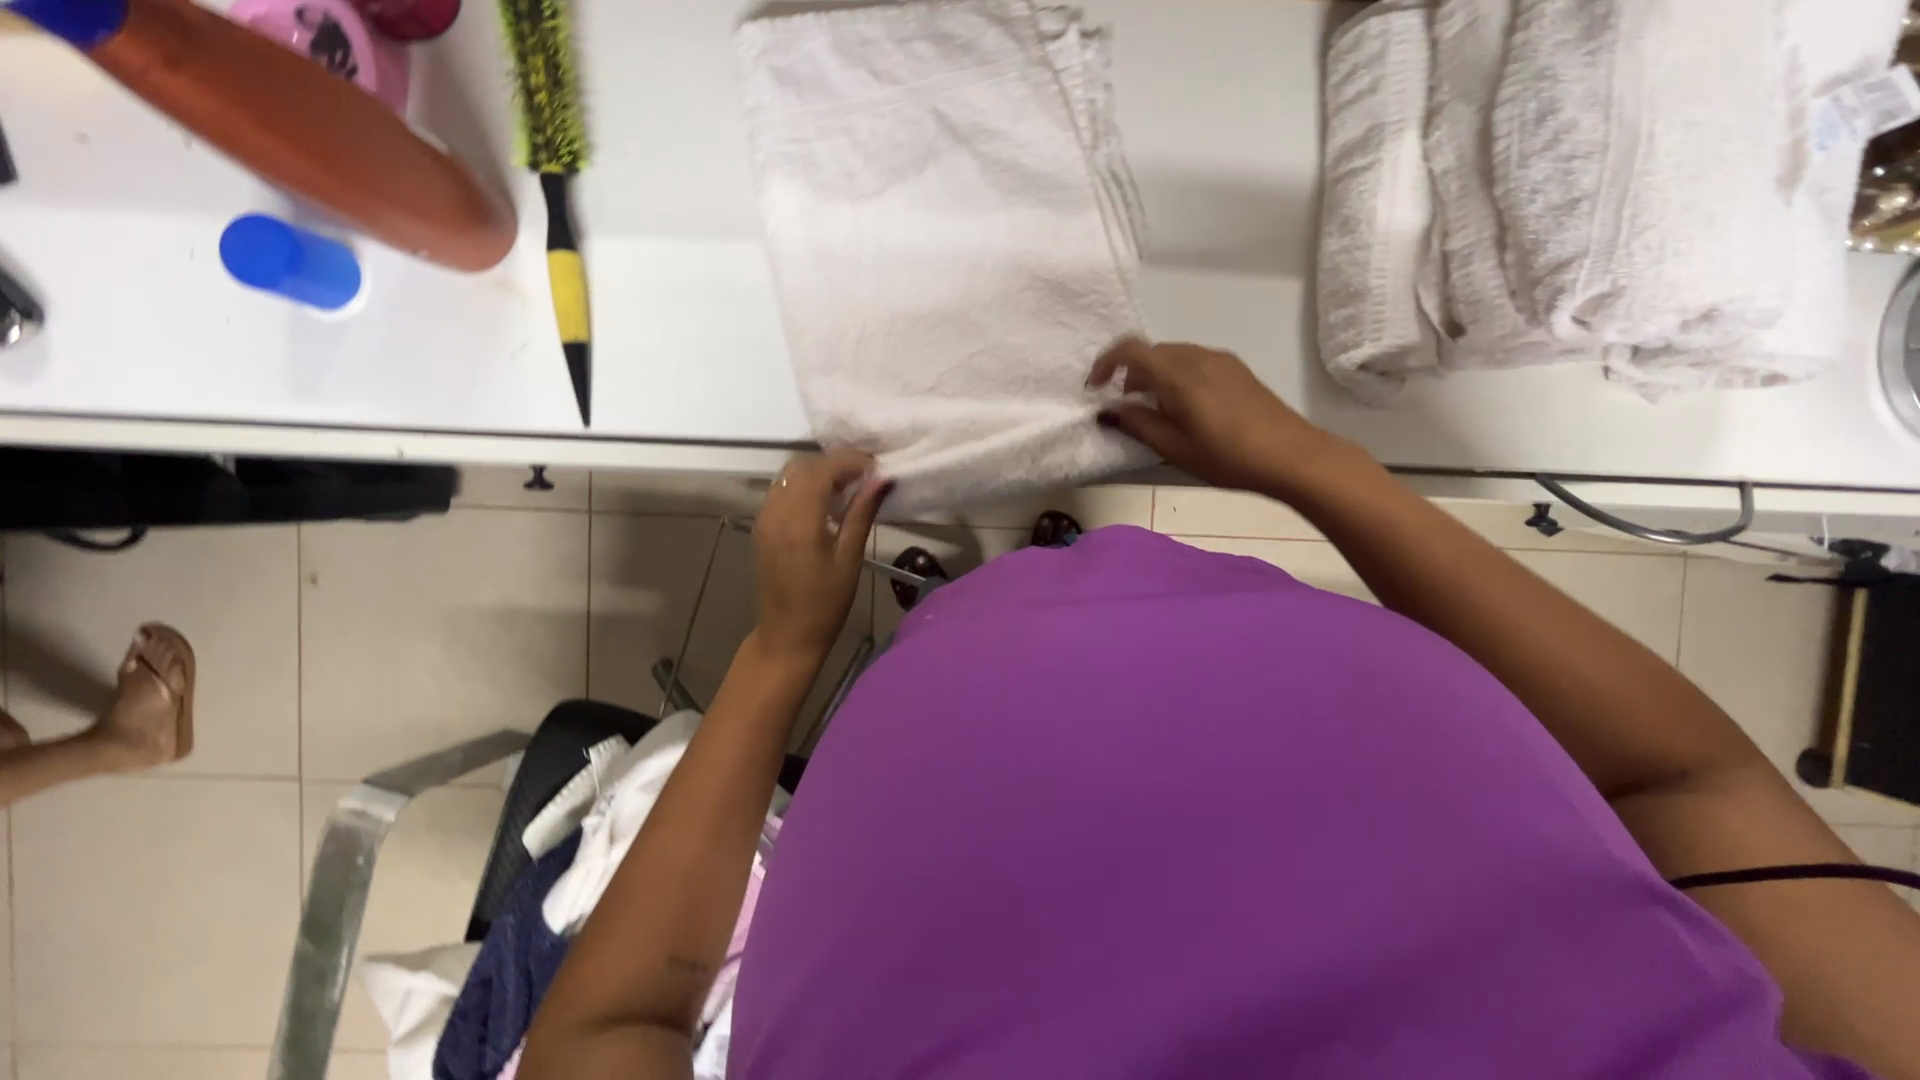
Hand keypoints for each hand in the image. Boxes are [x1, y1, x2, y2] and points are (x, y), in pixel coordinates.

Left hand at [752, 449, 888, 663]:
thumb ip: (862, 513)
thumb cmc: (825, 604)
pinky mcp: (761, 526)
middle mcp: (776, 512)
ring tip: (847, 488)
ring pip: (789, 476)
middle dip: (834, 463)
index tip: (875, 468)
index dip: (850, 461)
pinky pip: (781, 491)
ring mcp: (764, 518)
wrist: (787, 634)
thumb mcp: (850, 558)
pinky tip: (825, 503)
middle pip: (803, 466)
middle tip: (865, 477)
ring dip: (818, 472)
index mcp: (799, 522)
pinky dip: (803, 486)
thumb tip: (881, 479)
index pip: (822, 470)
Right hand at [1089, 338, 1357, 496]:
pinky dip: (1176, 375)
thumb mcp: (1173, 447)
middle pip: (1151, 351)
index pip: (1129, 350)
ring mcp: (1219, 359)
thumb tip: (1107, 409)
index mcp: (1177, 373)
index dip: (1105, 364)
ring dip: (1154, 374)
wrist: (1290, 455)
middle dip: (1129, 373)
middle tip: (1124, 405)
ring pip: (1173, 355)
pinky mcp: (1236, 368)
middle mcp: (1196, 356)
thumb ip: (1137, 423)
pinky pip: (1194, 361)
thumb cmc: (1225, 456)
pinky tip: (1185, 407)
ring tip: (1155, 409)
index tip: (1094, 389)